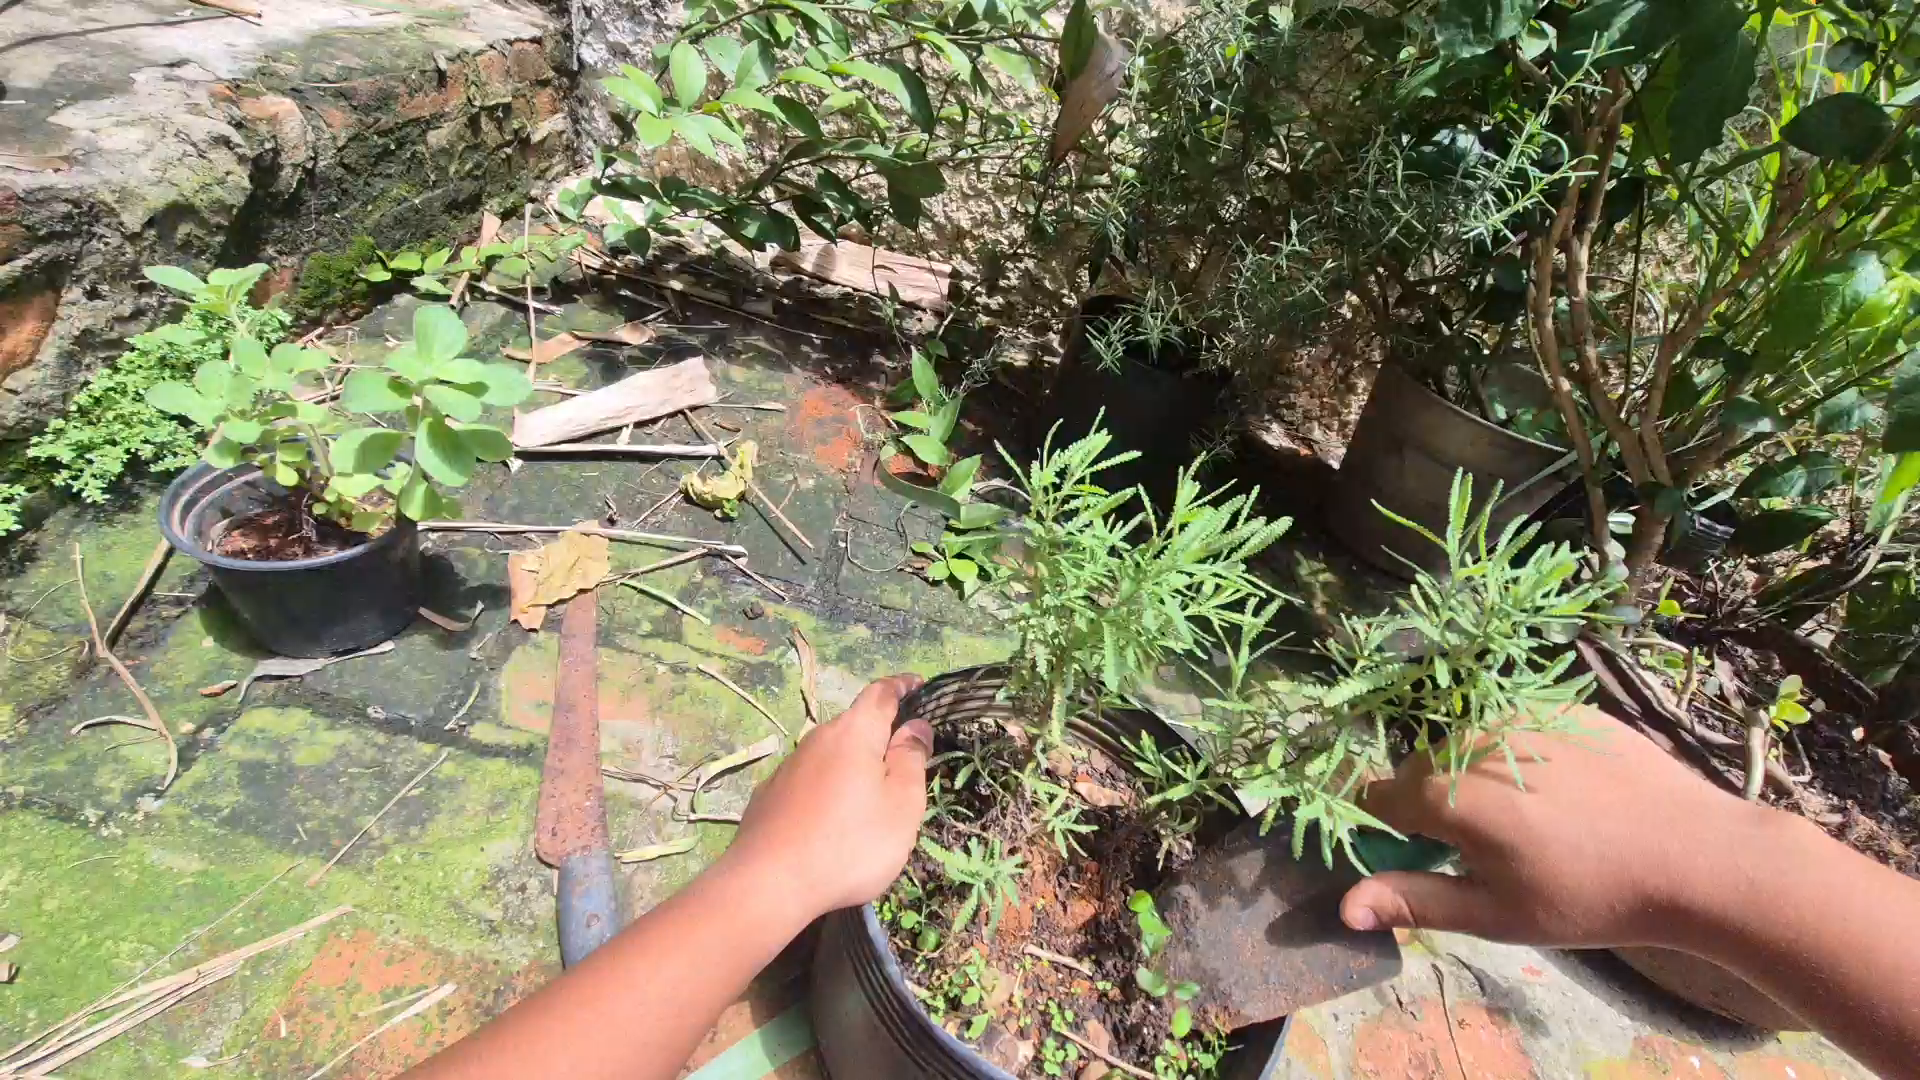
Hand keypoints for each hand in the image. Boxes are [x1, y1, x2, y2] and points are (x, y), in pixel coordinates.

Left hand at [720, 674, 931, 922]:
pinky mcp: (770, 794)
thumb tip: (917, 726)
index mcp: (855, 732)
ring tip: (869, 798)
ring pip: (831, 753)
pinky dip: (828, 787)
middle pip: (856, 724)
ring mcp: (789, 765)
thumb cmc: (849, 843)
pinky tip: (830, 819)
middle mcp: (818, 738)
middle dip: (880, 733)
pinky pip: (810, 779)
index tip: (918, 683)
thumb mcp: (901, 804)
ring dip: (853, 764)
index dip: (902, 685)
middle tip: (903, 760)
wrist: (767, 884)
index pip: (881, 692)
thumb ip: (912, 759)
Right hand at [1339, 705, 1772, 948]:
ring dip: (1472, 775)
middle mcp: (1463, 741)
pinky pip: (1507, 725)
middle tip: (1490, 843)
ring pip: (1459, 745)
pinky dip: (1516, 753)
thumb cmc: (1594, 897)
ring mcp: (1510, 715)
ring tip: (1531, 813)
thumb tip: (1343, 907)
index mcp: (1443, 794)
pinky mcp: (1552, 705)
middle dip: (1434, 803)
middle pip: (1417, 770)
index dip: (1394, 828)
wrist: (1709, 861)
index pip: (1377, 797)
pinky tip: (1562, 786)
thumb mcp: (1498, 913)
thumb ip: (1413, 901)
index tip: (1430, 852)